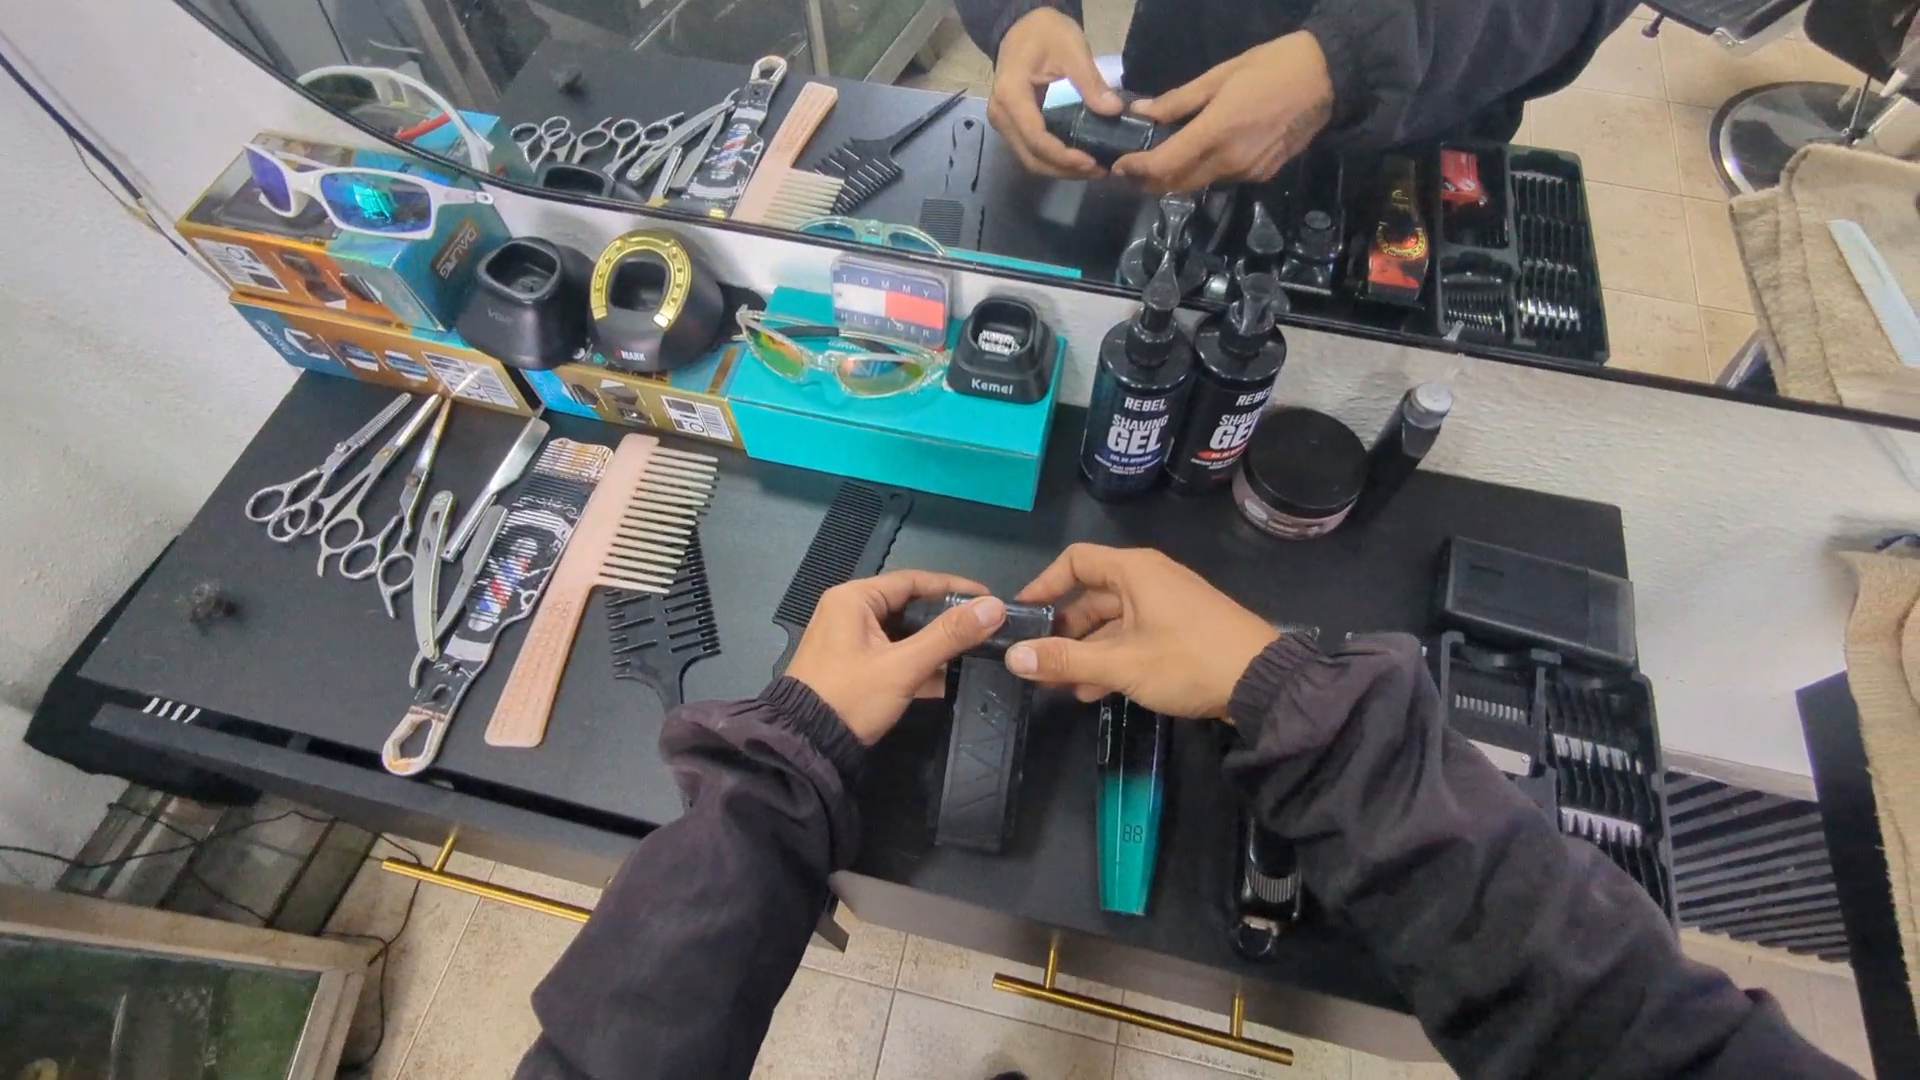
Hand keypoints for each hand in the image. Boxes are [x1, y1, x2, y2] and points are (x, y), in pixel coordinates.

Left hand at [786, 571, 1007, 743]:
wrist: (804, 747)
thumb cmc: (850, 697)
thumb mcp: (903, 666)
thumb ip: (949, 635)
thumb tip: (993, 607)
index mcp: (854, 599)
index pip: (913, 580)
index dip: (954, 587)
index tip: (988, 597)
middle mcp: (849, 612)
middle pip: (909, 605)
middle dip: (946, 617)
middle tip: (984, 624)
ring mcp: (850, 641)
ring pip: (903, 633)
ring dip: (935, 643)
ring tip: (975, 649)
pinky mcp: (854, 666)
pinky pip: (893, 654)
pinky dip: (918, 663)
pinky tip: (949, 677)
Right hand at [987, 8, 1121, 178]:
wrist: (1022, 28)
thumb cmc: (1044, 33)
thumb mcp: (1071, 49)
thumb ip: (1090, 82)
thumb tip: (1114, 110)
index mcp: (1011, 97)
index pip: (1036, 139)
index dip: (1063, 156)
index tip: (1091, 161)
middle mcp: (1001, 117)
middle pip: (1032, 158)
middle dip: (1064, 170)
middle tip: (1096, 170)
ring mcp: (1004, 126)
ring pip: (1031, 161)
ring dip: (1060, 170)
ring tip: (1090, 169)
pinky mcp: (1011, 129)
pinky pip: (1031, 153)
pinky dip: (1054, 161)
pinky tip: (1076, 160)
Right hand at [1004, 544, 1278, 720]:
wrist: (1264, 685)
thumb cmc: (1188, 660)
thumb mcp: (1122, 663)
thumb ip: (1066, 659)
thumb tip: (1014, 657)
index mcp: (1133, 571)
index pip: (1075, 561)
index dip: (1044, 584)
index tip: (1021, 614)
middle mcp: (1147, 579)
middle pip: (1090, 596)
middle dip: (1063, 631)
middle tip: (1039, 661)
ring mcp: (1165, 605)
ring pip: (1110, 623)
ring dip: (1085, 652)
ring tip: (1061, 685)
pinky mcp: (1179, 629)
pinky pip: (1132, 637)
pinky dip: (1111, 658)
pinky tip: (1094, 691)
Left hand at [1112, 32, 1334, 193]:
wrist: (1330, 77)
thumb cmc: (1274, 66)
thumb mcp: (1221, 75)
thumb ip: (1179, 101)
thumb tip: (1142, 112)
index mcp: (1214, 133)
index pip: (1163, 166)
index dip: (1136, 171)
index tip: (1119, 167)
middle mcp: (1227, 162)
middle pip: (1175, 185)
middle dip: (1149, 182)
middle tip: (1132, 170)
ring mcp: (1245, 174)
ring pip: (1196, 187)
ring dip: (1174, 180)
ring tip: (1160, 163)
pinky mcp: (1259, 177)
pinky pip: (1220, 181)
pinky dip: (1201, 174)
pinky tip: (1198, 158)